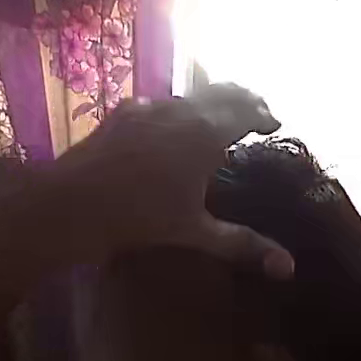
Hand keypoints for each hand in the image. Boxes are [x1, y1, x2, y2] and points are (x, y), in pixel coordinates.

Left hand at [4, 84, 292, 276]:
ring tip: (218, 118)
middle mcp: (181, 110)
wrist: (71, 203)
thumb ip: (241, 243)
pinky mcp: (123, 111)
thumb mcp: (194, 231)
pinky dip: (178, 109)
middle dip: (245, 100)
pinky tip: (171, 126)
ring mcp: (149, 107)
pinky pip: (161, 102)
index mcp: (207, 133)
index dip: (265, 115)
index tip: (275, 123)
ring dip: (211, 102)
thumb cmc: (138, 218)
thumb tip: (288, 267)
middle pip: (224, 92)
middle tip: (256, 112)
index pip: (248, 110)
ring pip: (190, 95)